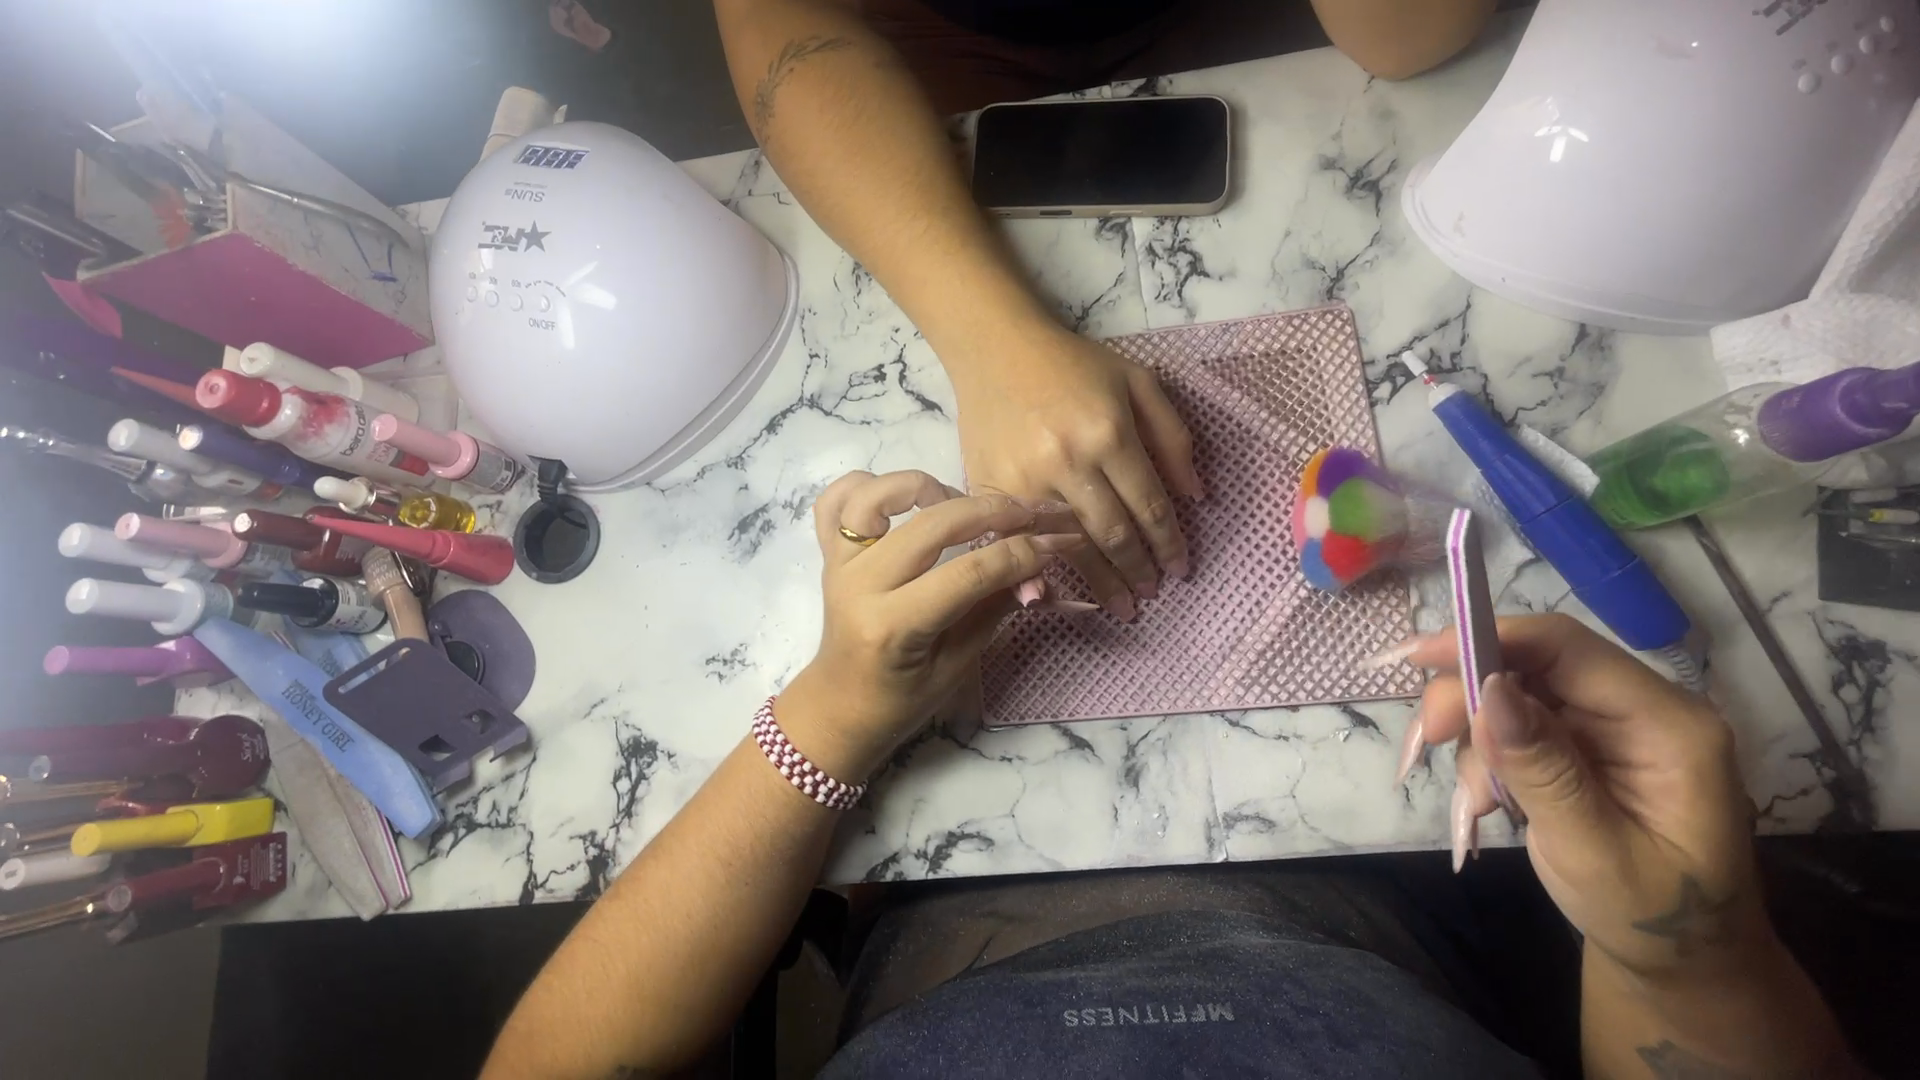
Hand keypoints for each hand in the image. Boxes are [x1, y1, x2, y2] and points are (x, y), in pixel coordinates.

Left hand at [776, 470, 1085, 782]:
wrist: (840, 705)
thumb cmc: (902, 698)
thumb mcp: (957, 665)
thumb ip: (995, 609)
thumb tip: (1042, 570)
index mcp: (894, 626)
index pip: (969, 573)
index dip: (1021, 553)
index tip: (1059, 541)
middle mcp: (861, 585)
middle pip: (934, 523)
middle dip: (993, 511)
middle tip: (1031, 513)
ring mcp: (840, 563)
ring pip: (877, 495)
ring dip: (927, 487)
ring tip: (959, 505)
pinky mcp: (828, 552)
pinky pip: (836, 499)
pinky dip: (869, 487)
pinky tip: (903, 501)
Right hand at [947, 320, 1203, 620]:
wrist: (995, 349)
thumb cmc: (1071, 364)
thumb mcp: (1137, 382)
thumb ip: (1173, 436)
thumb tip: (1196, 497)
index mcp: (1108, 434)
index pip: (1149, 506)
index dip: (1169, 544)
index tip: (1182, 570)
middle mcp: (1067, 462)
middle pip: (1113, 535)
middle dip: (1138, 571)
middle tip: (1153, 594)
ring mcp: (1024, 481)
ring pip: (1071, 547)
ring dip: (1102, 583)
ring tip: (1123, 607)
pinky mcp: (991, 490)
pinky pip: (1024, 541)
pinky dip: (1047, 570)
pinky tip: (1063, 591)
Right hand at [1405, 615, 1772, 981]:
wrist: (1680, 958)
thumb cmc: (1652, 916)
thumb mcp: (1592, 851)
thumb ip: (1542, 768)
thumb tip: (1489, 689)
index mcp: (1666, 725)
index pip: (1565, 648)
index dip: (1487, 638)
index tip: (1415, 659)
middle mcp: (1635, 708)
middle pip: (1526, 663)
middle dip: (1465, 698)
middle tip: (1424, 745)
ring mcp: (1605, 723)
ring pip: (1506, 691)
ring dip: (1470, 737)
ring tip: (1474, 802)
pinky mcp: (1578, 739)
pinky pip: (1507, 721)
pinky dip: (1481, 755)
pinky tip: (1485, 801)